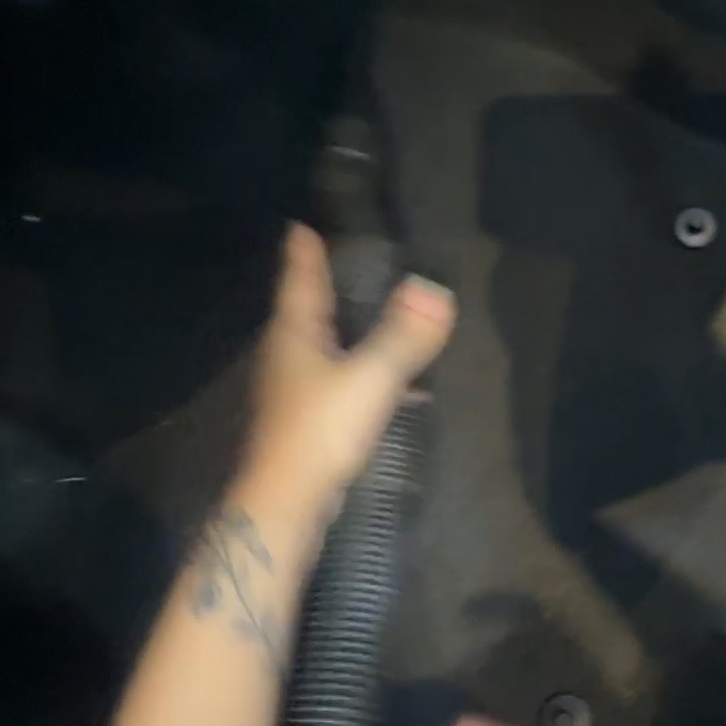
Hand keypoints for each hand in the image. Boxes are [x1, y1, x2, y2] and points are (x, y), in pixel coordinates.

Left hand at [240, 223, 454, 512]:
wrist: (289, 502)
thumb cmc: (320, 430)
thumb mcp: (370, 378)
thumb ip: (404, 337)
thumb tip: (436, 290)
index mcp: (294, 333)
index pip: (300, 276)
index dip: (305, 249)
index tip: (305, 223)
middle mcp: (289, 355)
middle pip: (311, 309)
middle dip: (331, 286)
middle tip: (359, 260)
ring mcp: (297, 390)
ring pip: (328, 348)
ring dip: (352, 332)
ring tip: (384, 316)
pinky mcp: (311, 421)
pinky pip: (343, 383)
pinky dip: (367, 374)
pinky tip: (399, 385)